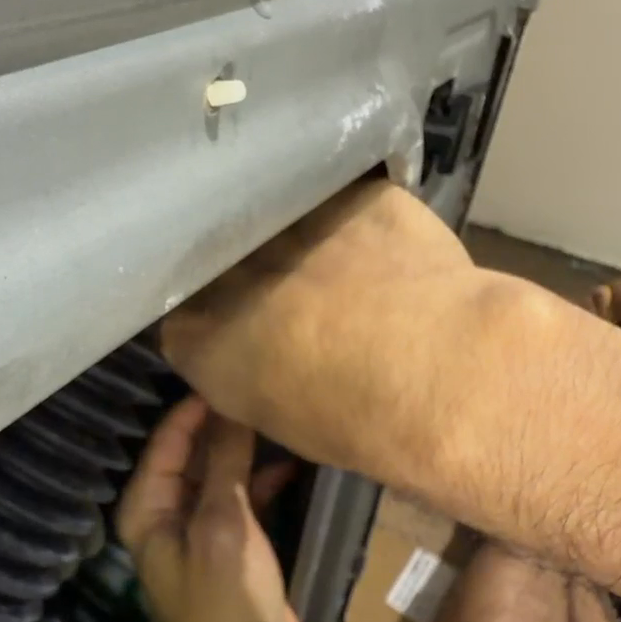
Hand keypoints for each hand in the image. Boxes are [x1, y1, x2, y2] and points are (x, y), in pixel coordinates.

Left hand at [116, 397, 306, 621]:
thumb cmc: (226, 603)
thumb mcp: (223, 525)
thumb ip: (224, 463)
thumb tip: (229, 404)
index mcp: (146, 508)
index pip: (166, 441)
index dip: (194, 407)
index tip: (230, 375)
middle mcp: (165, 515)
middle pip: (191, 455)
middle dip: (221, 425)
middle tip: (260, 386)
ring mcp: (199, 532)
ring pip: (219, 476)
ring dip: (245, 451)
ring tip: (280, 414)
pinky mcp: (231, 549)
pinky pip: (240, 501)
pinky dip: (260, 482)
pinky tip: (292, 462)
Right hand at [162, 179, 620, 621]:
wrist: (439, 373)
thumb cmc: (351, 421)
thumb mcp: (270, 415)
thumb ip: (243, 369)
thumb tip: (259, 348)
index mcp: (199, 333)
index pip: (181, 307)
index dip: (208, 309)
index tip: (233, 320)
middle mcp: (232, 269)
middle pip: (223, 254)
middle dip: (242, 265)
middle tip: (282, 289)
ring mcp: (294, 225)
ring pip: (281, 220)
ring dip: (299, 239)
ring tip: (334, 264)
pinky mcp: (355, 199)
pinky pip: (345, 205)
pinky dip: (359, 225)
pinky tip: (382, 246)